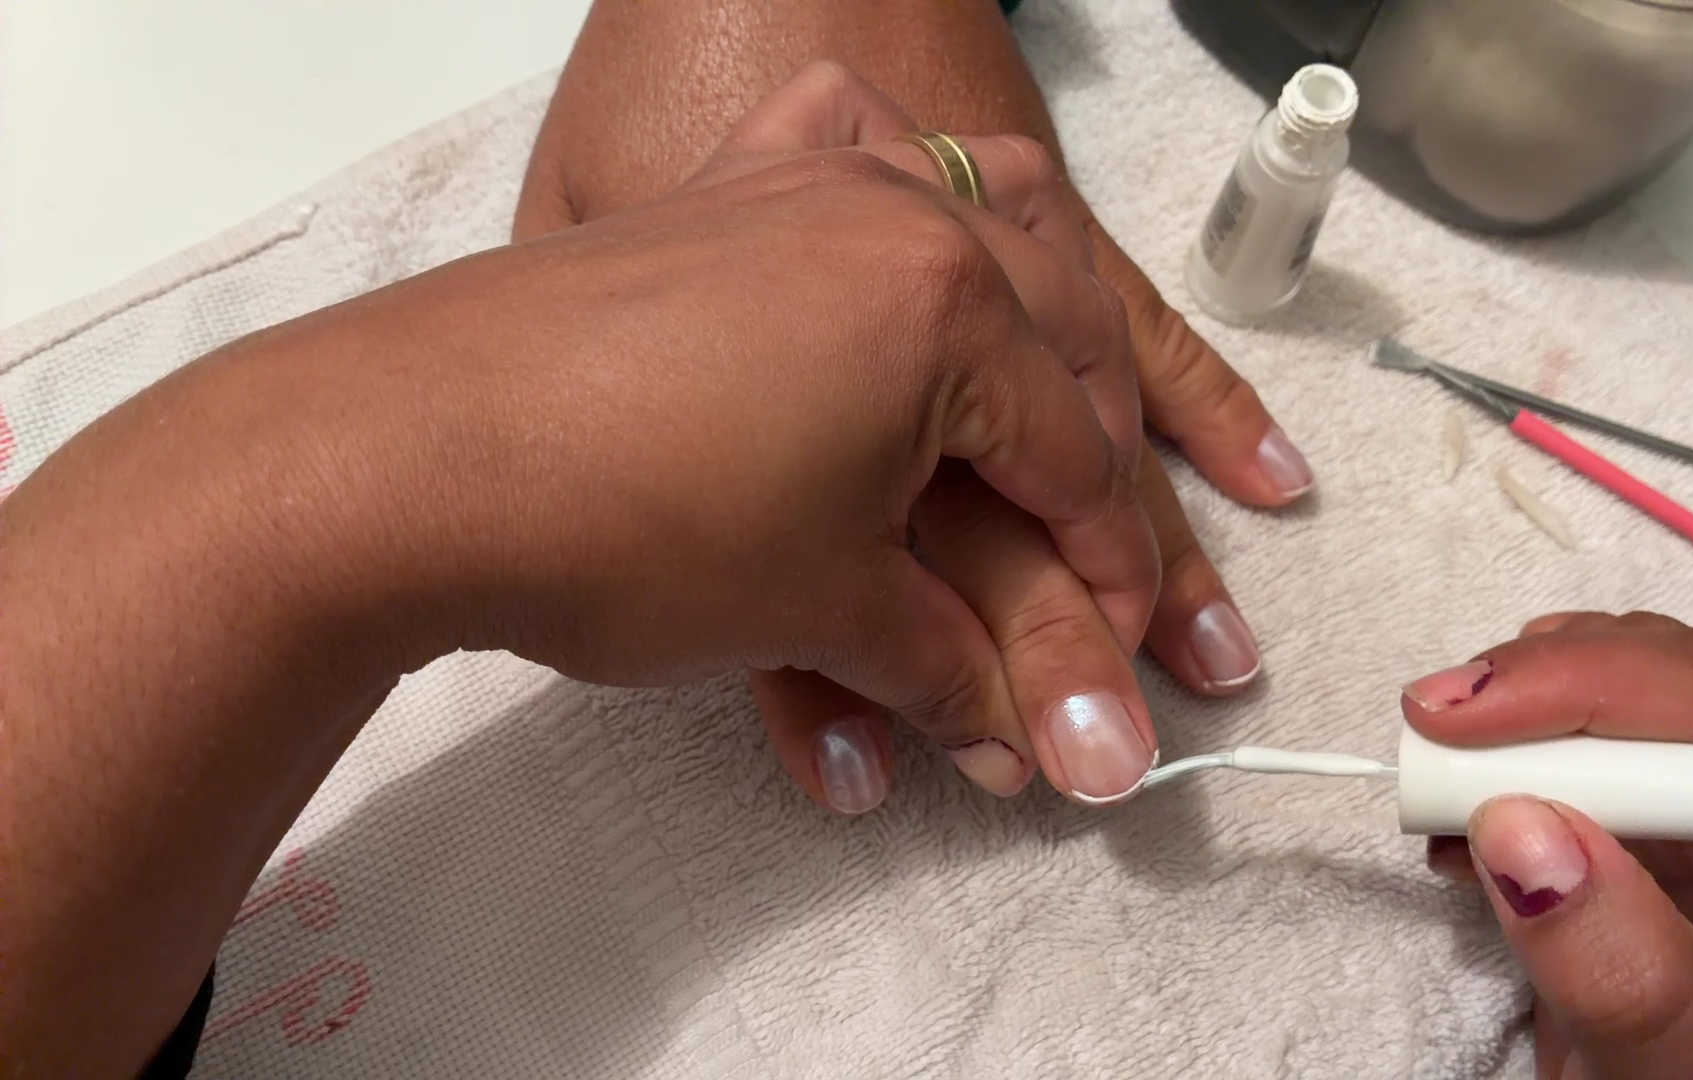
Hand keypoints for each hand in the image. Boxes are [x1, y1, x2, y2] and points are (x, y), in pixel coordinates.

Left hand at [0, 66, 1158, 1073]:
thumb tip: (1016, 745)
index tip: (1129, 631)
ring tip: (1068, 381)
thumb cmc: (634, 533)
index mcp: (947, 312)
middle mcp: (903, 216)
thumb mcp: (823, 608)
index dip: (1117, 559)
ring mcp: (817, 181)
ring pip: (996, 218)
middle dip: (1100, 450)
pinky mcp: (740, 185)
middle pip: (1067, 333)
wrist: (401, 463)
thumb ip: (944, 667)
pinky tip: (923, 217)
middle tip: (1109, 538)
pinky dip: (917, 178)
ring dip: (1049, 308)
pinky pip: (865, 148)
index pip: (1078, 458)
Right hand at [1407, 613, 1692, 1078]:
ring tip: (1444, 792)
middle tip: (1429, 736)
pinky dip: (1483, 754)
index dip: (1579, 682)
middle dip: (1527, 693)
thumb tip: (1516, 825)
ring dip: (1499, 722)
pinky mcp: (1634, 810)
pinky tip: (1454, 817)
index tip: (1447, 715)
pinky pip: (1556, 734)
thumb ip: (1624, 975)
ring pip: (1600, 688)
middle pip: (1653, 676)